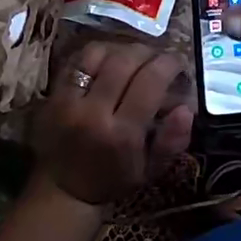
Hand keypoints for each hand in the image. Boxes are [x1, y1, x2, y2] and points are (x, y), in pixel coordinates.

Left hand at [32, 43, 193, 207]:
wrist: (62, 191)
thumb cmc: (113, 179)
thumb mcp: (151, 170)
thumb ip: (172, 141)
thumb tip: (186, 108)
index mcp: (122, 134)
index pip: (150, 82)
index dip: (169, 64)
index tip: (179, 63)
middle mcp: (94, 113)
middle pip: (126, 62)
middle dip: (149, 53)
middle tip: (159, 58)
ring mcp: (69, 101)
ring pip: (101, 54)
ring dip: (124, 49)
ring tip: (136, 56)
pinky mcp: (54, 95)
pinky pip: (78, 59)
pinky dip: (99, 52)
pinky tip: (111, 59)